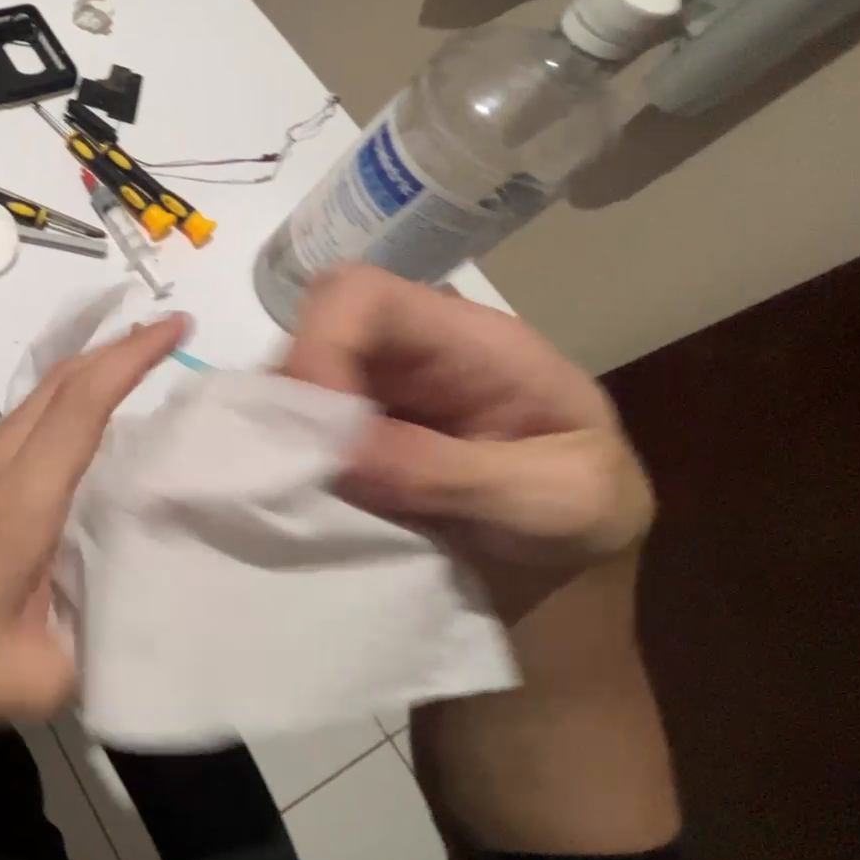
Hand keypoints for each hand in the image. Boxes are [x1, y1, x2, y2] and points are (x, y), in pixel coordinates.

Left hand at [0, 315, 190, 748]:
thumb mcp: (29, 679)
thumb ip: (93, 649)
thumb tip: (119, 621)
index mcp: (15, 505)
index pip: (81, 406)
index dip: (132, 356)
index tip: (177, 325)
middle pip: (52, 389)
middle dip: (112, 352)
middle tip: (166, 339)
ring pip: (25, 411)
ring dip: (79, 385)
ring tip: (129, 387)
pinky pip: (5, 440)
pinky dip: (49, 422)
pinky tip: (65, 454)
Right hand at [279, 266, 652, 616]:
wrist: (568, 562)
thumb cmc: (584, 518)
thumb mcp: (554, 501)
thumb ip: (449, 472)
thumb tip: (331, 450)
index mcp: (470, 344)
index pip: (364, 298)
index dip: (320, 344)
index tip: (315, 431)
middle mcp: (404, 355)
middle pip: (308, 332)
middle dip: (288, 397)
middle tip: (297, 471)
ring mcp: (365, 393)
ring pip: (284, 380)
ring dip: (277, 434)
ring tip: (300, 493)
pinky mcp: (339, 433)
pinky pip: (283, 427)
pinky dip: (275, 459)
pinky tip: (298, 497)